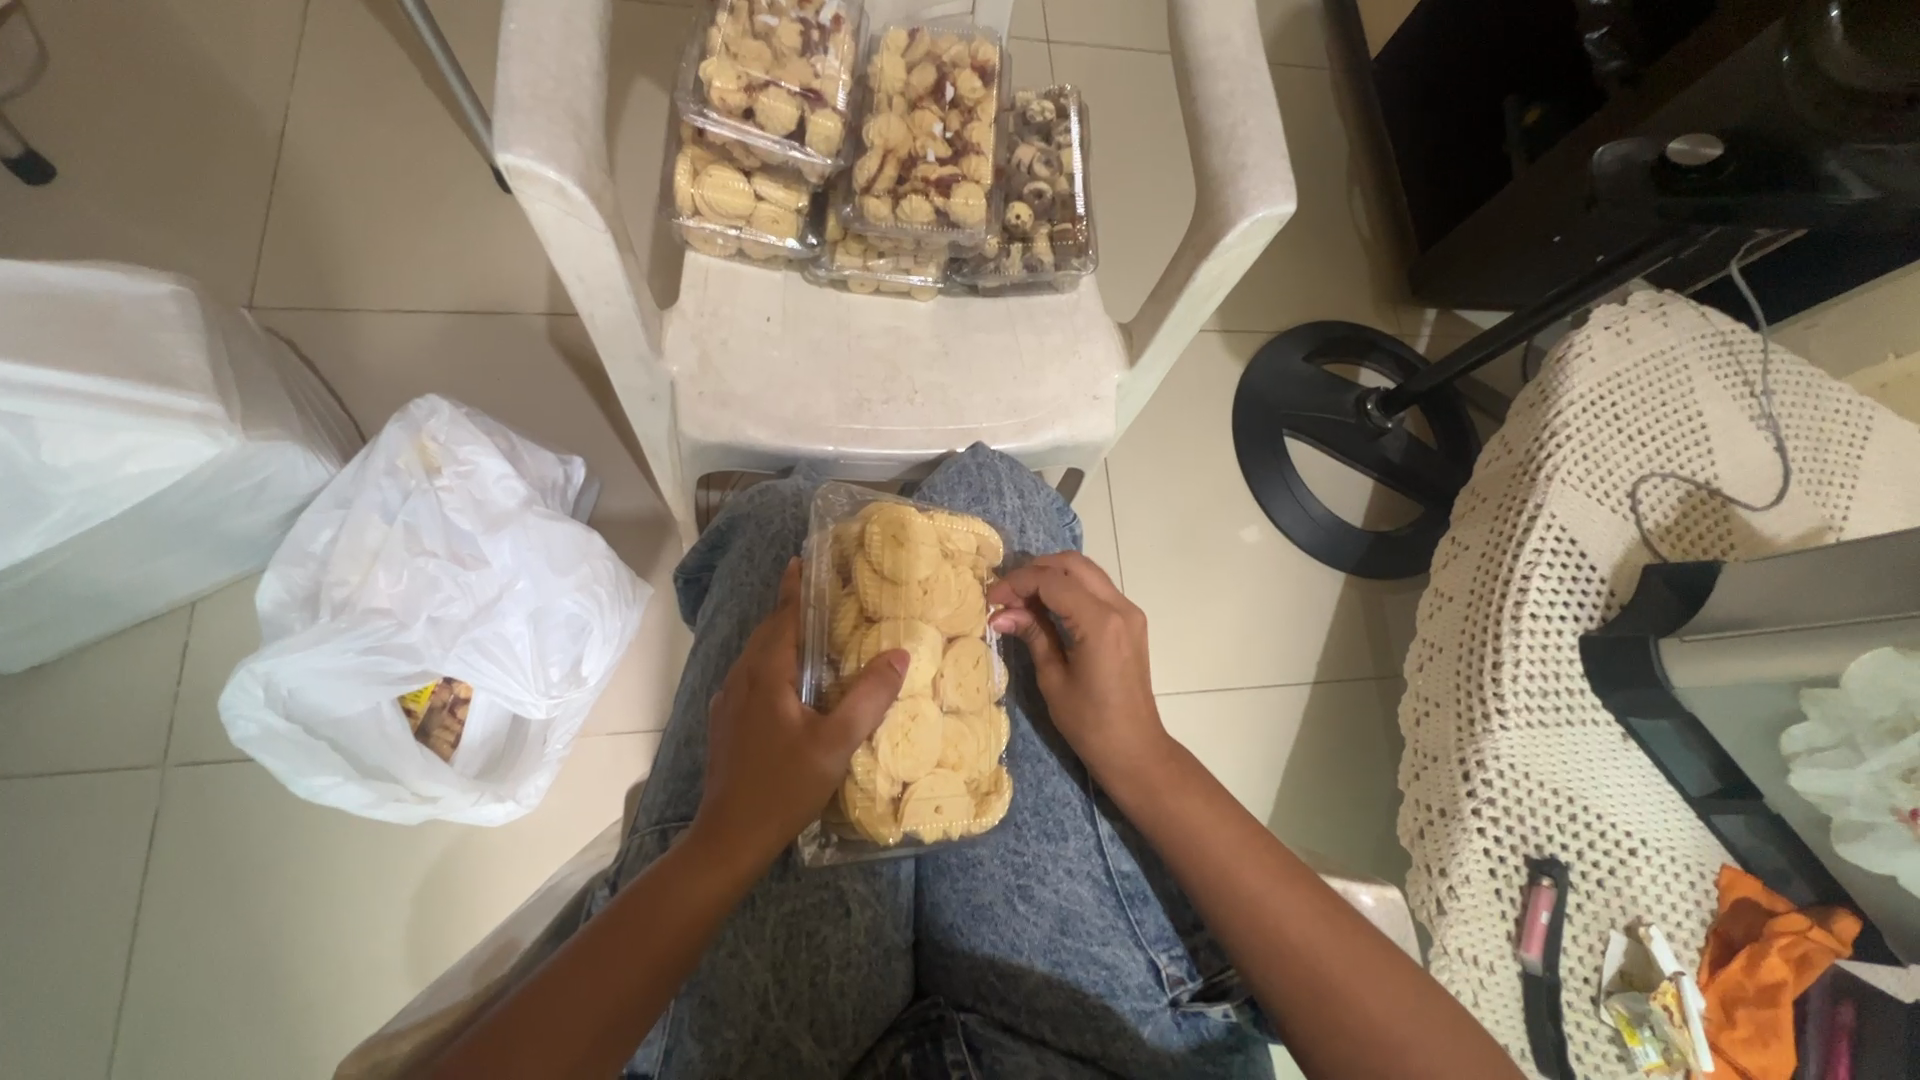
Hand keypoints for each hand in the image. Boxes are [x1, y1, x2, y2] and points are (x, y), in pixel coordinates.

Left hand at [694, 559, 907, 868]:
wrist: (729, 837)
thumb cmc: (784, 787)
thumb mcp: (836, 743)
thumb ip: (868, 697)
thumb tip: (899, 654)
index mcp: (766, 675)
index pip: (782, 617)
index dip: (794, 588)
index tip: (802, 560)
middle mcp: (741, 680)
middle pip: (766, 632)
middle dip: (788, 608)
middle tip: (816, 591)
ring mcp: (728, 703)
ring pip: (756, 656)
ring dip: (780, 636)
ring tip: (808, 631)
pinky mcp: (725, 724)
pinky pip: (751, 677)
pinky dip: (771, 663)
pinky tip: (789, 682)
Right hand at [987, 552, 1169, 785]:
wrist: (1134, 748)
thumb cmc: (1090, 723)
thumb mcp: (1053, 678)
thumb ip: (1032, 634)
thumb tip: (1000, 614)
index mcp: (1099, 623)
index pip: (1052, 581)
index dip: (1017, 583)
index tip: (992, 600)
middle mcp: (1119, 607)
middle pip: (1072, 564)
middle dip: (1035, 571)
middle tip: (1006, 595)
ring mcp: (1129, 612)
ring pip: (1086, 572)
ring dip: (1052, 576)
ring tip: (1021, 600)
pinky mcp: (1130, 621)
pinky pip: (1096, 589)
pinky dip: (1069, 589)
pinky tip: (1046, 608)